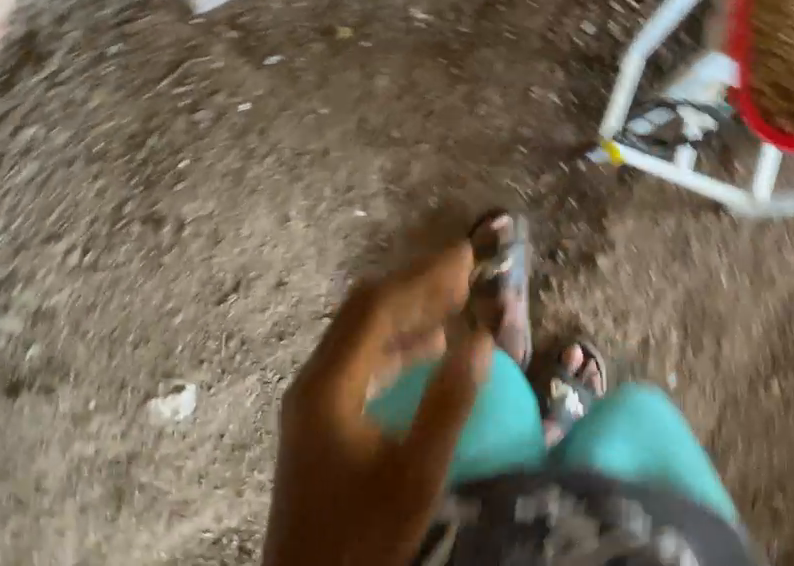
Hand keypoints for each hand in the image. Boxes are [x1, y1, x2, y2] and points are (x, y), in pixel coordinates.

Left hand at [263, 244, 492, 565]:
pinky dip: (396, 343)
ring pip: (360, 334)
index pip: (378, 308)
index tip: (466, 256)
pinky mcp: (319, 420)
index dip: (424, 276)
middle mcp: (313, 382)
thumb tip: (482, 338)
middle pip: (364, 312)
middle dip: (416, 285)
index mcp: (329, 386)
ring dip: (407, 312)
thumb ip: (448, 403)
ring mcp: (312, 401)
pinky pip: (359, 360)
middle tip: (463, 271)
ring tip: (454, 301)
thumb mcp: (416, 474)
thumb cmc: (363, 536)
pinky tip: (429, 348)